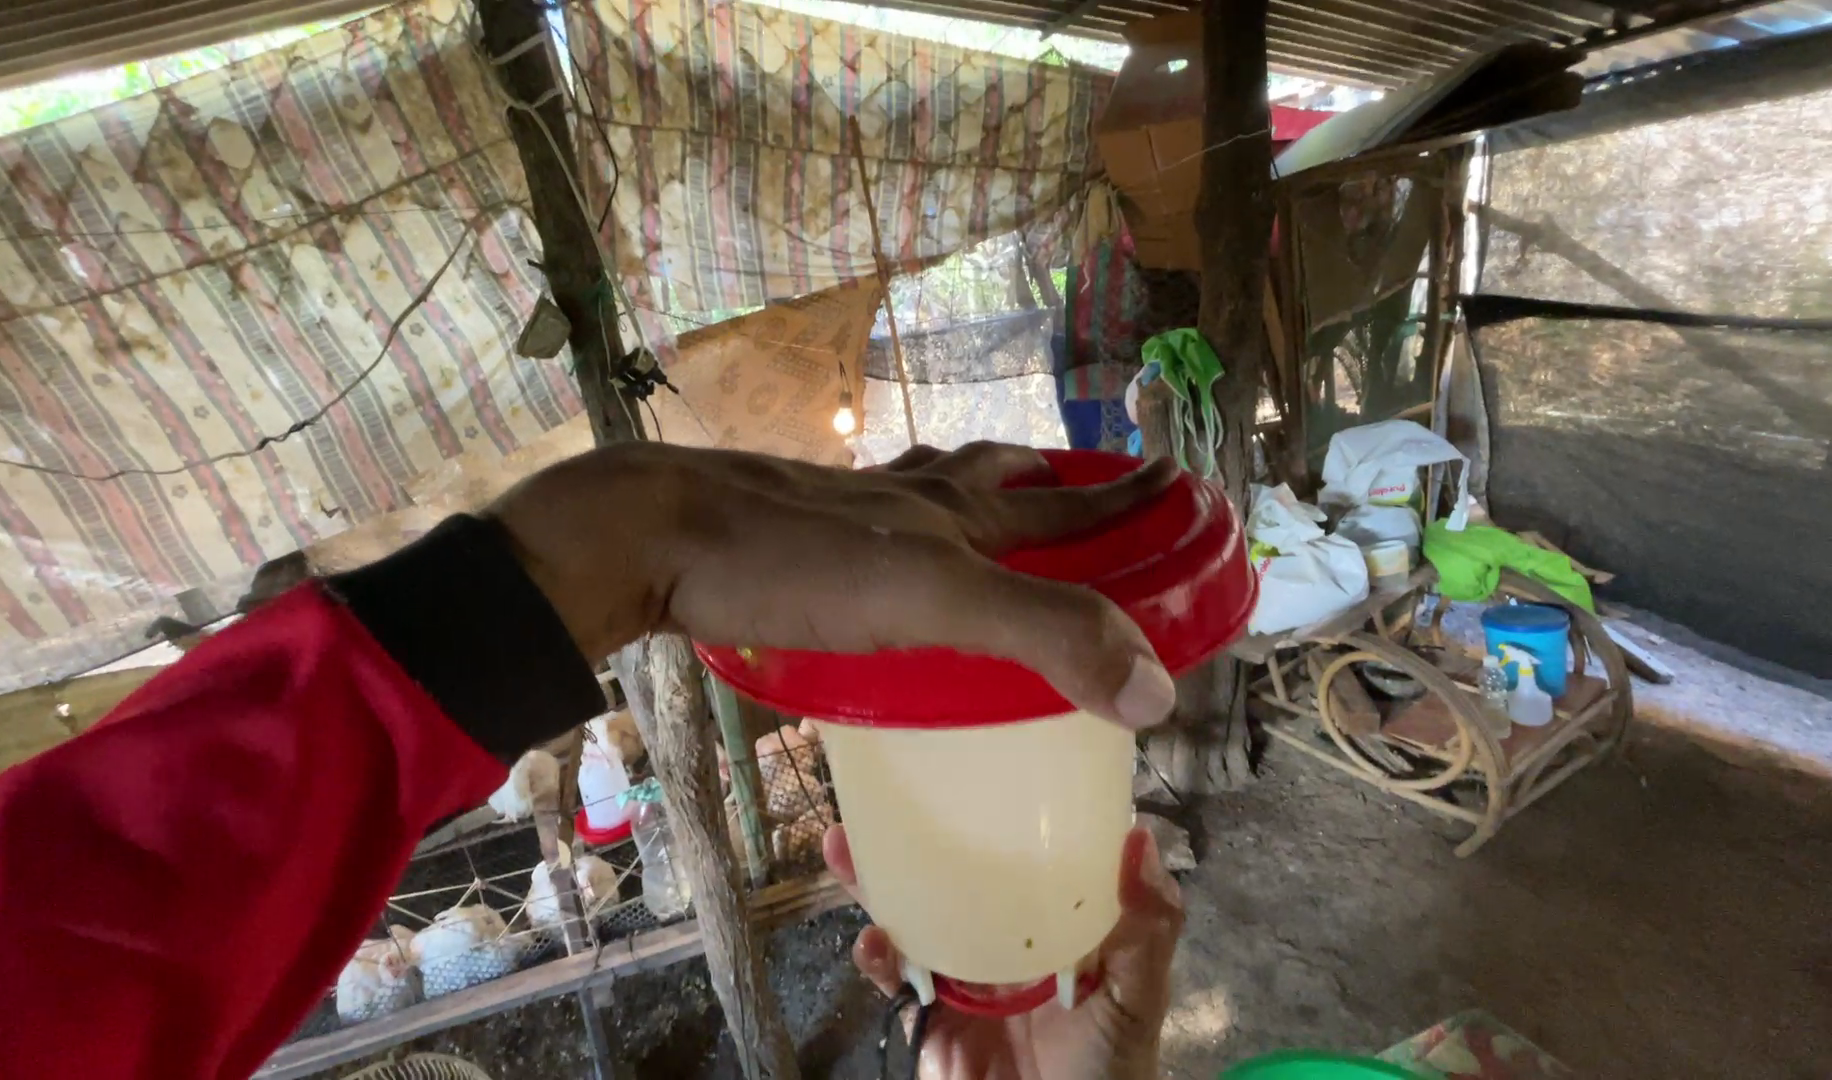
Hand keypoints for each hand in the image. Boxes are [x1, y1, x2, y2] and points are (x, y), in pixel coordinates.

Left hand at [490, 441, 1180, 729]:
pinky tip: (879, 541)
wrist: (661, 532)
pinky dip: (894, 516)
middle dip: (1046, 476)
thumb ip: (1041, 633)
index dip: (1121, 495)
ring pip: (927, 481)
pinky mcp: (798, 530)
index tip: (1172, 476)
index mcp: (951, 513)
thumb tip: (1155, 689)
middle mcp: (908, 498)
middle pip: (994, 473)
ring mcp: (849, 507)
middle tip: (1073, 478)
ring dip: (970, 483)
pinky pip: (867, 513)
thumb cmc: (796, 561)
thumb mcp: (933, 600)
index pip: (1060, 499)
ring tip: (989, 497)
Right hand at [823, 822, 1184, 1079]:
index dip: (989, 810)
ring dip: (873, 880)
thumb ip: (1145, 929)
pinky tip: (870, 942)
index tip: (967, 765)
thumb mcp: (1135, 997)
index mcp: (1044, 918)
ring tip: (842, 845)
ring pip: (909, 910)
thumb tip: (1140, 835)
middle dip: (910, 835)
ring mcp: (957, 969)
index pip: (1015, 850)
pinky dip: (875, 957)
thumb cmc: (1106, 1066)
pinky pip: (893, 975)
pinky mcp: (926, 1011)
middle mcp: (996, 933)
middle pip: (947, 872)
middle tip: (879, 797)